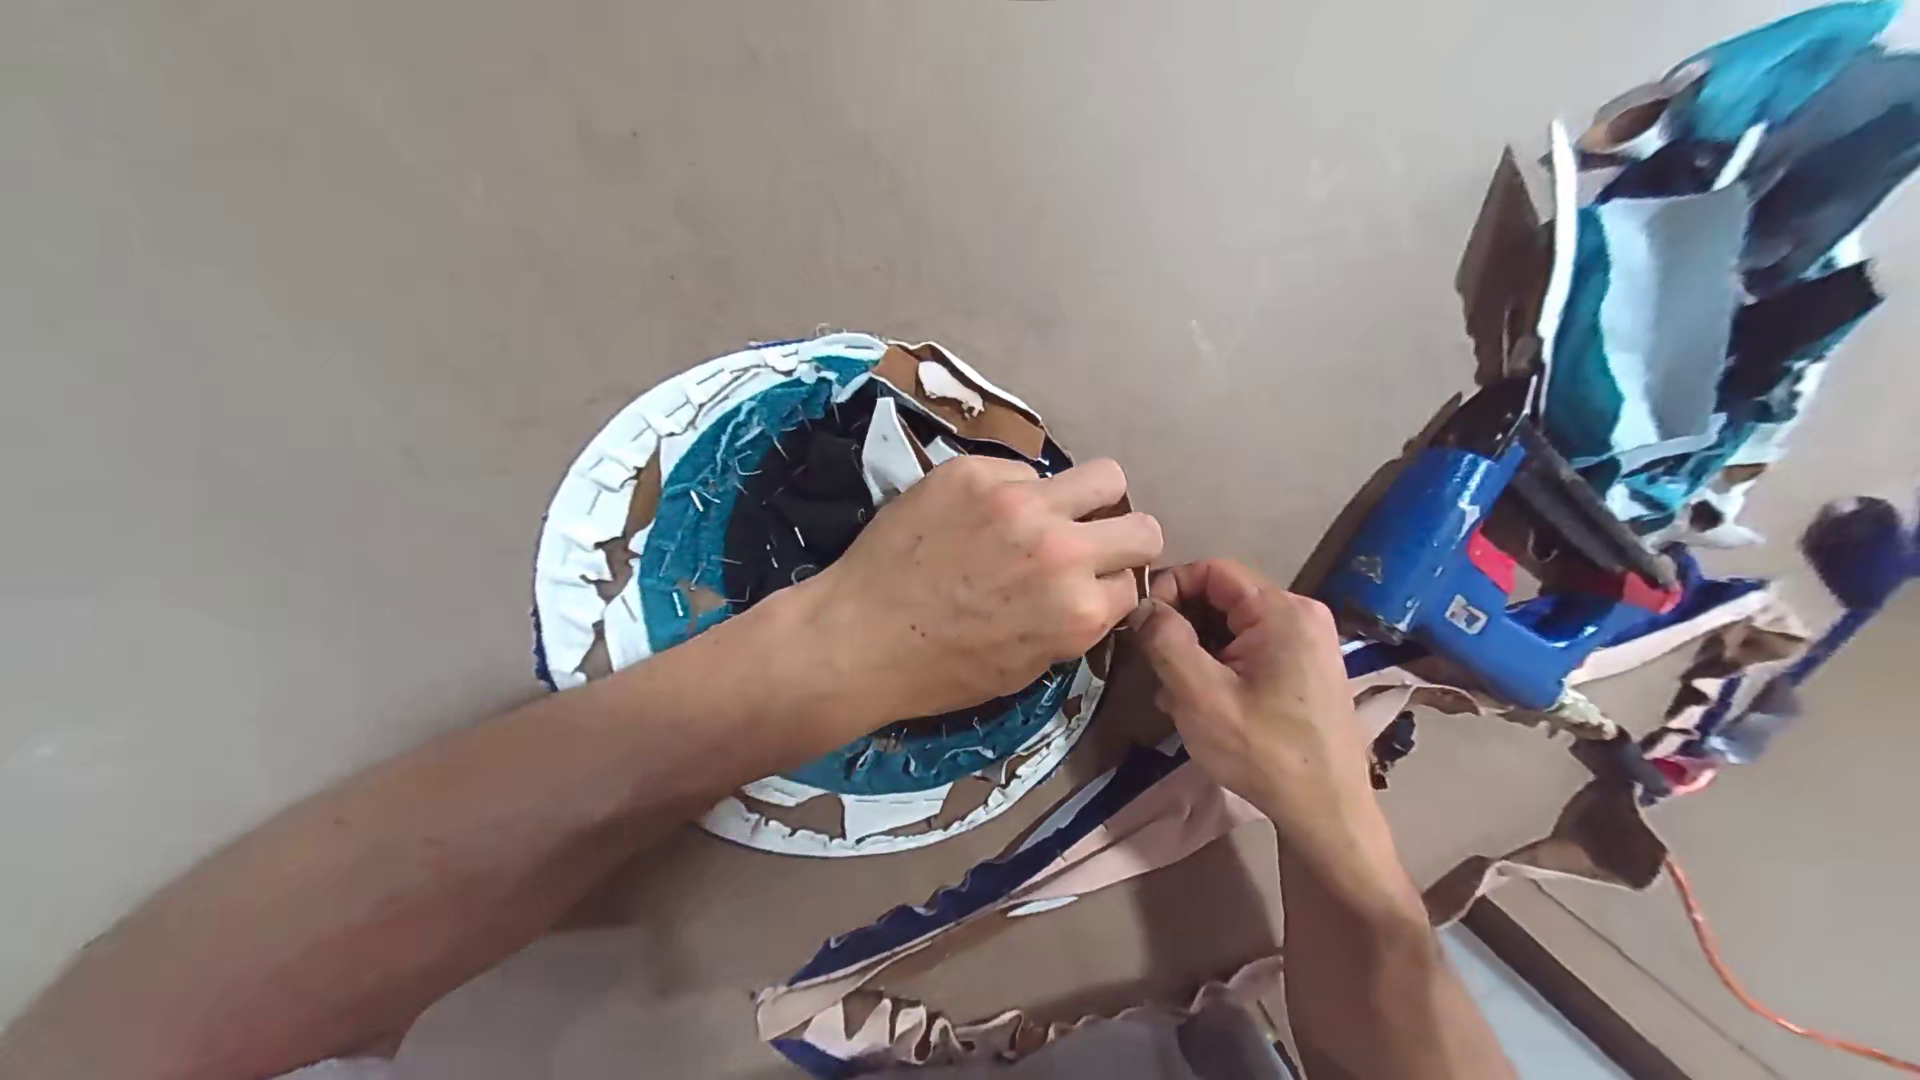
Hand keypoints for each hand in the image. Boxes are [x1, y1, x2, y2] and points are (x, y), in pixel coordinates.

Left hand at [794, 456, 1161, 729]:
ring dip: (1083, 501)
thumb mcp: (1027, 666)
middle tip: (1089, 543)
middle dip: (1123, 539)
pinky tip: (977, 515)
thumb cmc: (940, 670)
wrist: (858, 637)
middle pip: (1143, 525)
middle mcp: (1063, 549)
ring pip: (1101, 476)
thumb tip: (1098, 588)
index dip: (1112, 586)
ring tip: (1045, 515)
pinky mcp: (975, 471)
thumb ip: (1076, 623)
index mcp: (1079, 611)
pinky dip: (1015, 492)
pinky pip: (1024, 470)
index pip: (1133, 583)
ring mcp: (1019, 501)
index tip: (1091, 584)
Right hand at [1134, 560, 1372, 835]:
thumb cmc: (1263, 752)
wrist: (1327, 815)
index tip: (1142, 624)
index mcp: (1282, 611)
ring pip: (1231, 625)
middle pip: (1222, 597)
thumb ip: (1165, 640)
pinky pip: (1249, 647)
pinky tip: (1203, 701)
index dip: (1169, 587)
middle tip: (1154, 663)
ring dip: (1195, 649)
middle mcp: (1301, 615)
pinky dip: (1219, 664)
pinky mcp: (1304, 668)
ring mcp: (1306, 643)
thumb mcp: (1200, 695)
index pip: (1211, 570)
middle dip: (1181, 624)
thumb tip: (1141, 606)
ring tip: (1175, 691)